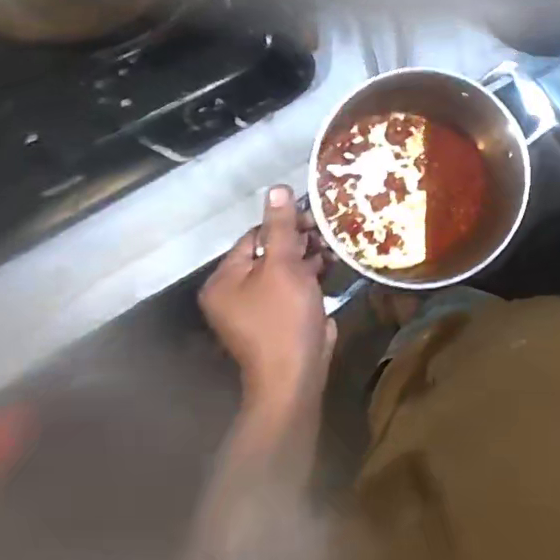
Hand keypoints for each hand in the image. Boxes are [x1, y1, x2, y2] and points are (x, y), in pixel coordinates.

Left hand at [199, 185, 335, 410]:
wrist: (294, 369)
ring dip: (309, 256)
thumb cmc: (283, 316)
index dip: (286, 223)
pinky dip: (310, 274)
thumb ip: (282, 228)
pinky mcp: (279, 315)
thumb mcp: (283, 266)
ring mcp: (256, 305)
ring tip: (335, 249)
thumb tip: (277, 190)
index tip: (318, 218)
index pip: (255, 236)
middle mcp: (233, 291)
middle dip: (300, 240)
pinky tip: (331, 268)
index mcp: (224, 279)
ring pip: (284, 268)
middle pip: (269, 251)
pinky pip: (292, 285)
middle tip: (330, 233)